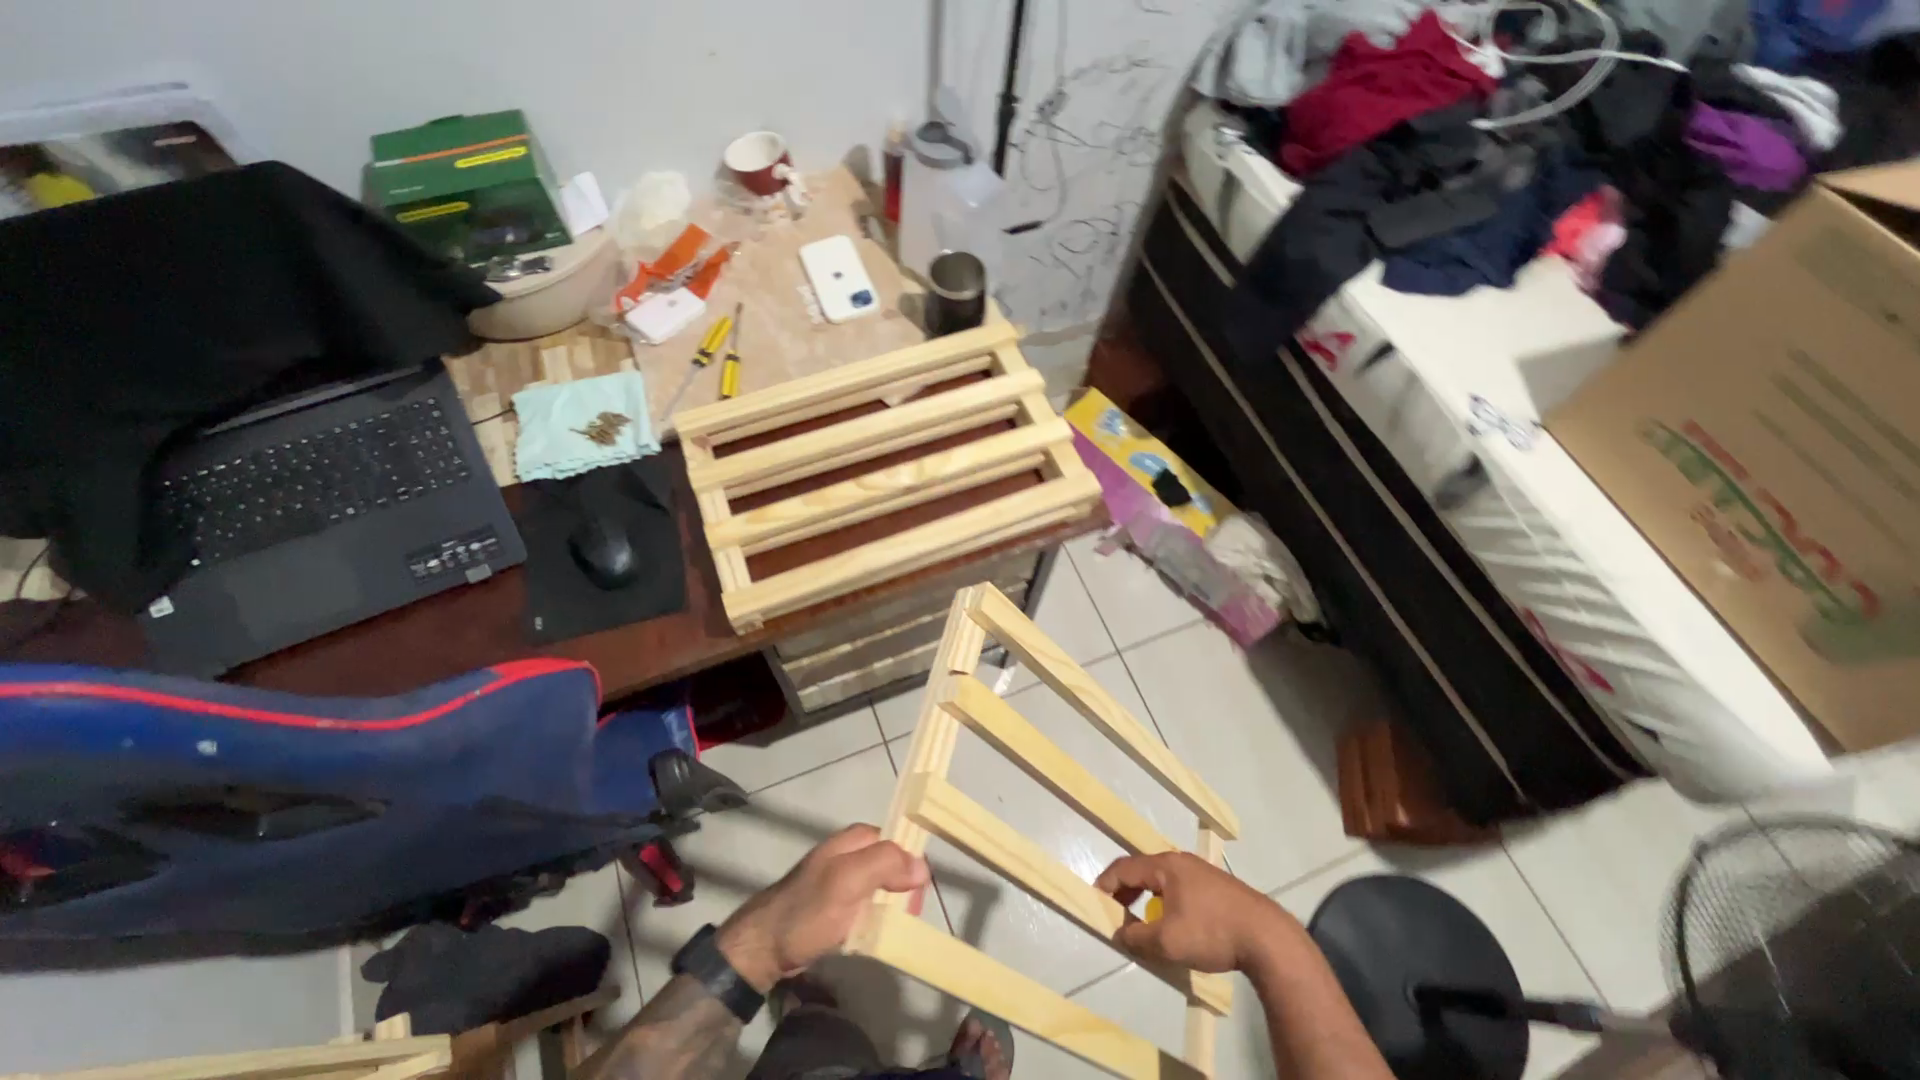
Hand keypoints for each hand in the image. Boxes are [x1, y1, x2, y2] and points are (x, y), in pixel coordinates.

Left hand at [715, 824, 928, 991]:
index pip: (896, 840)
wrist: (764, 949)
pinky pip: (867, 907)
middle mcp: (849, 855)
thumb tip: (922, 866)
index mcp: (853, 840)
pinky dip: (876, 919)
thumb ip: (884, 864)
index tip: (916, 893)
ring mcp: (841, 882)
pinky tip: (875, 934)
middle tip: (906, 915)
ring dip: (890, 906)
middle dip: (902, 889)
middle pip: (891, 865)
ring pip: (881, 888)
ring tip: (892, 928)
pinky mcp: (836, 907)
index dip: (910, 863)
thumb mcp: (848, 881)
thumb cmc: (807, 911)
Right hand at [1095, 851, 1298, 973]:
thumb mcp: (1167, 941)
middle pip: (1143, 871)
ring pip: (1163, 881)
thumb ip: (1136, 936)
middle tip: (1114, 914)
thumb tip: (1119, 933)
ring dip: (1145, 898)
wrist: (1268, 938)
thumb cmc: (1212, 933)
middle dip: (1125, 892)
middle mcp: (1182, 862)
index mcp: (1166, 866)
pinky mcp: (1218, 888)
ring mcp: (1202, 873)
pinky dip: (1165, 901)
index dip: (1106, 885)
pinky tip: (1172, 923)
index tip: (1095, 903)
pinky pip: (1180, 888)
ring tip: (1140, 922)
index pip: (1124, 867)